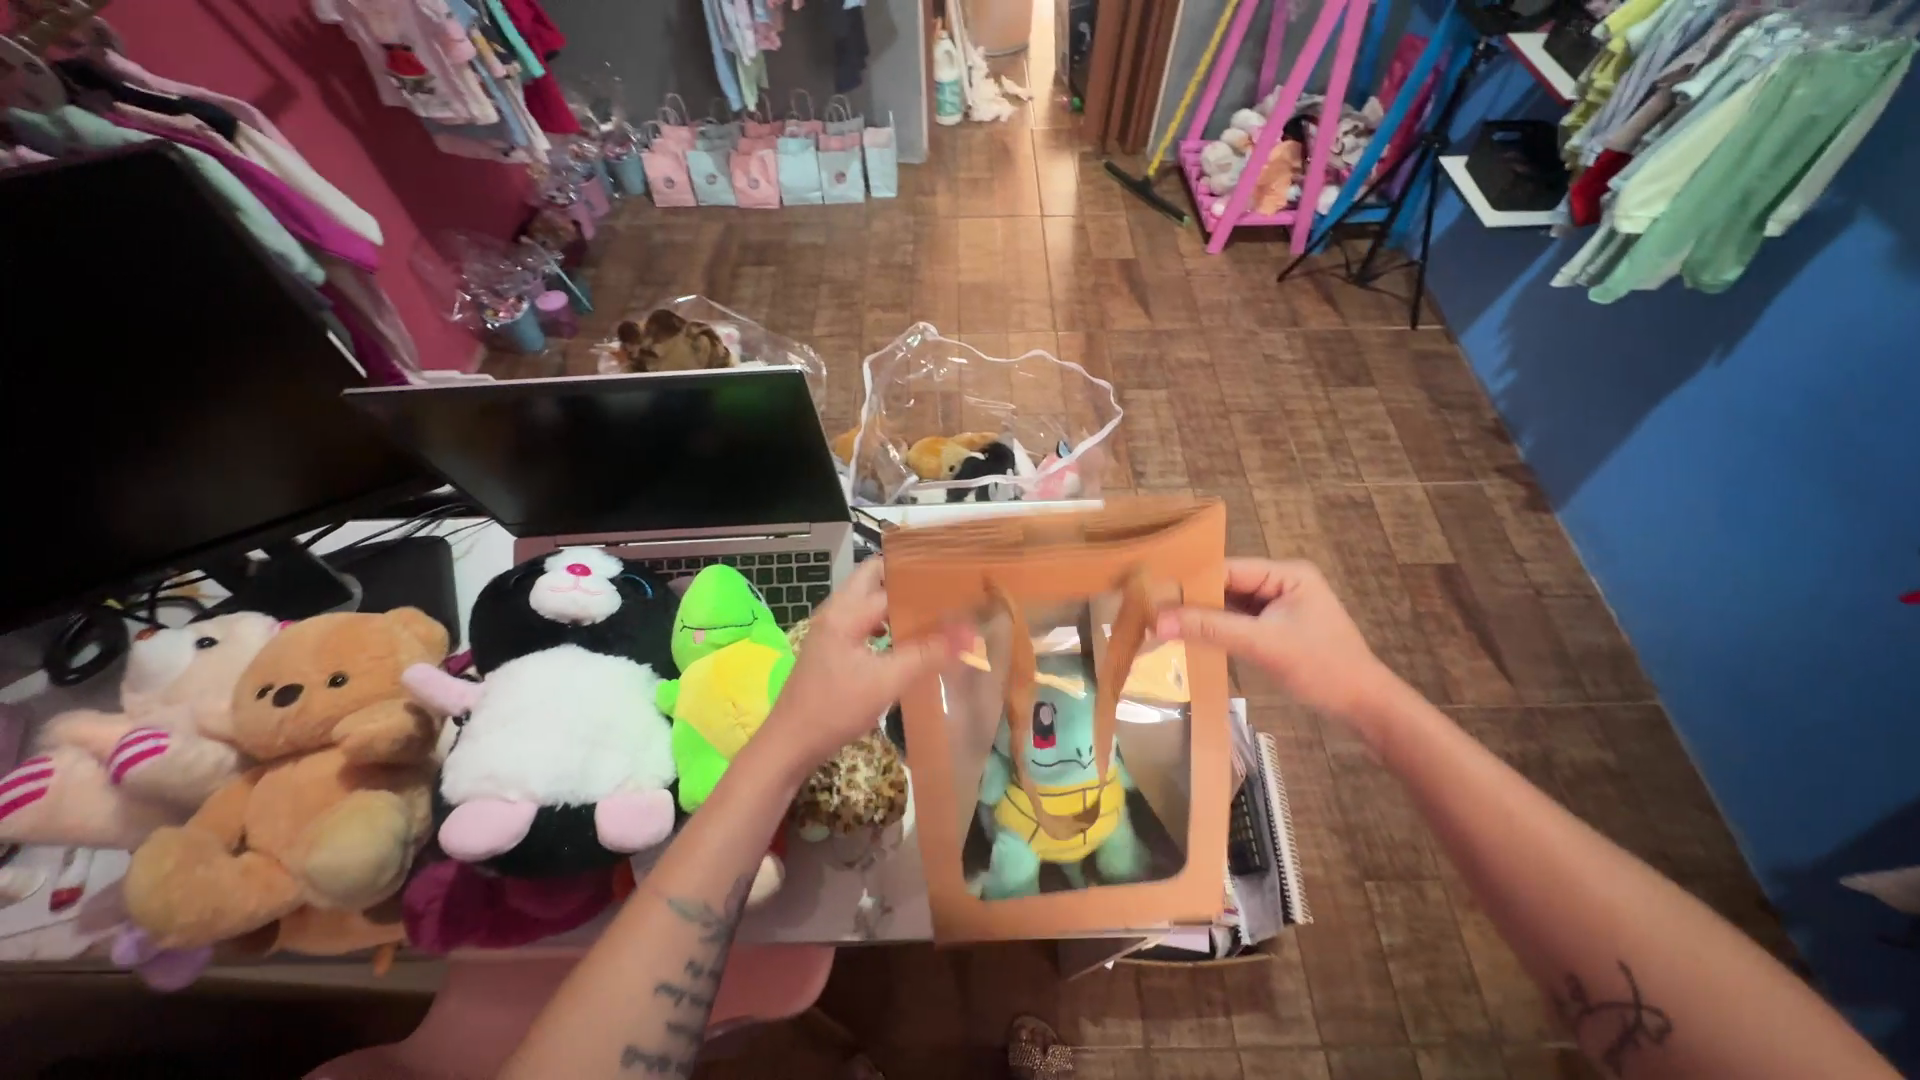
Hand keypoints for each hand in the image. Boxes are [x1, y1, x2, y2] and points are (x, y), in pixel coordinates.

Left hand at [758, 559, 966, 776]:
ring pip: (866, 599)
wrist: (790, 743)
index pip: (891, 583)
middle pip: (873, 577)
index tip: (956, 586)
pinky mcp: (830, 647)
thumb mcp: (886, 682)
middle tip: (942, 592)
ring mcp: (830, 629)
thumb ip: (928, 654)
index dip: (923, 584)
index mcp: (846, 612)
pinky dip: (883, 621)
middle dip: (906, 581)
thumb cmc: (835, 709)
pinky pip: (861, 620)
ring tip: (930, 613)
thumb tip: (969, 635)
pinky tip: (903, 641)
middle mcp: (835, 611)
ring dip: (894, 601)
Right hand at [1156, 558, 1401, 723]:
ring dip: (1202, 617)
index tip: (1152, 590)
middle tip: (1150, 609)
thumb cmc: (1321, 667)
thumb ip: (1210, 628)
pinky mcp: (1275, 630)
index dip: (1191, 580)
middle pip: (1226, 586)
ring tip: (1161, 622)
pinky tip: (1188, 637)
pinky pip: (1237, 624)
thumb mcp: (1262, 645)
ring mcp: (1279, 608)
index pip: (1228, 569)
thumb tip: (1158, 620)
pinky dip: (1216, 630)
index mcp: (1287, 573)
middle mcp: (1282, 583)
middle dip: (1193, 600)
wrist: (1363, 706)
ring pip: (1229, 606)